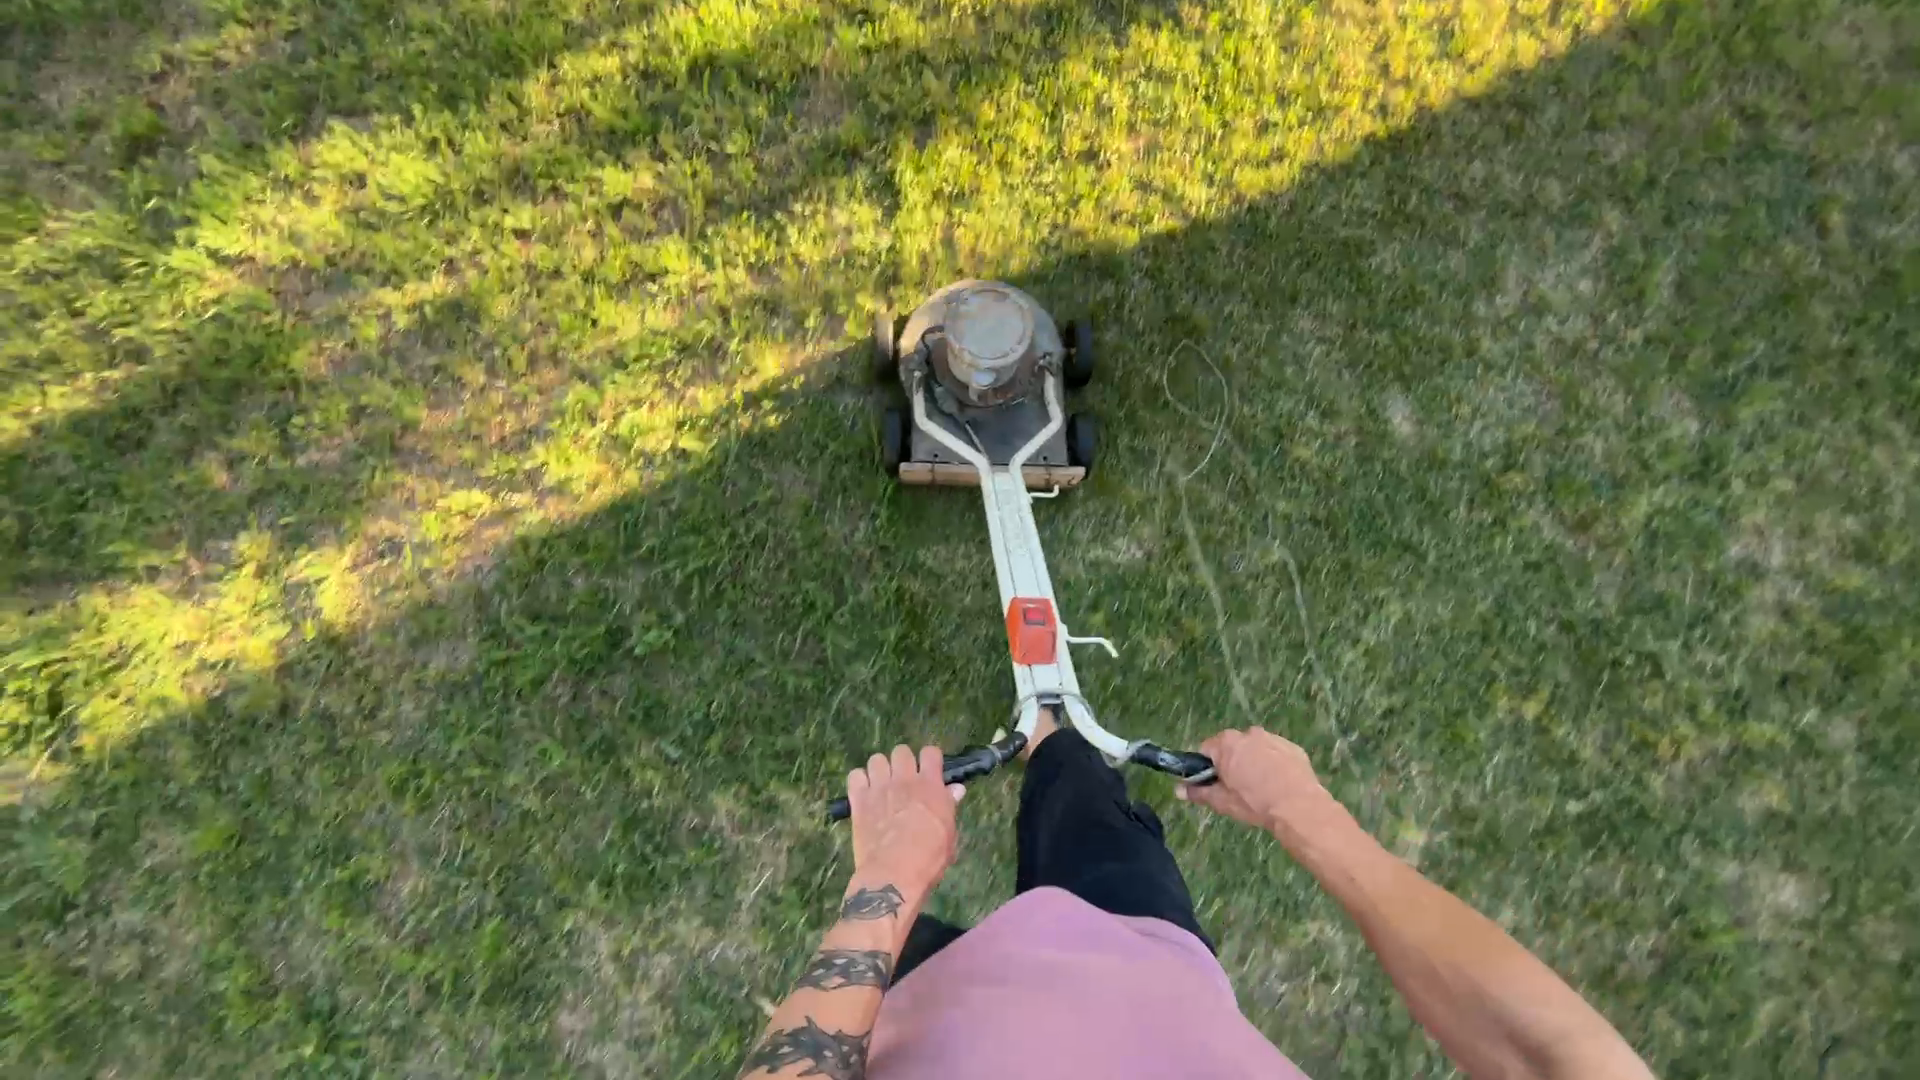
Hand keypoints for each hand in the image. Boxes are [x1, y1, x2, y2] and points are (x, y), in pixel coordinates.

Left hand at [845, 745, 963, 901]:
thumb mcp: (949, 834)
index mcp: (930, 785)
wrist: (894, 874)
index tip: (928, 770)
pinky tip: (864, 794)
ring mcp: (880, 787)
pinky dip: (859, 782)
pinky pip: (855, 776)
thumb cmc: (929, 858)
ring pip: (877, 759)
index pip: (930, 752)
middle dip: (903, 762)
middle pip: (901, 751)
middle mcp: (904, 779)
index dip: (929, 759)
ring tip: (882, 786)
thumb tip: (956, 789)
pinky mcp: (859, 799)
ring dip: (880, 770)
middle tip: (903, 779)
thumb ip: (949, 806)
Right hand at [1176, 727, 1335, 834]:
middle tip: (1237, 788)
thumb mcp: (1223, 802)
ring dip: (1253, 761)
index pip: (1206, 750)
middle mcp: (1247, 734)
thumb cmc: (1255, 804)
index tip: (1215, 783)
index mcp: (1225, 744)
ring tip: (1261, 787)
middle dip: (1232, 763)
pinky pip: (1275, 752)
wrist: (1300, 808)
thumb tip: (1178, 790)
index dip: (1207, 768)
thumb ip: (1199, 792)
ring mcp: (1272, 738)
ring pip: (1254, 748)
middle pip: (1231, 747)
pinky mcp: (1292, 747)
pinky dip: (1274, 763)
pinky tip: (1279, 783)